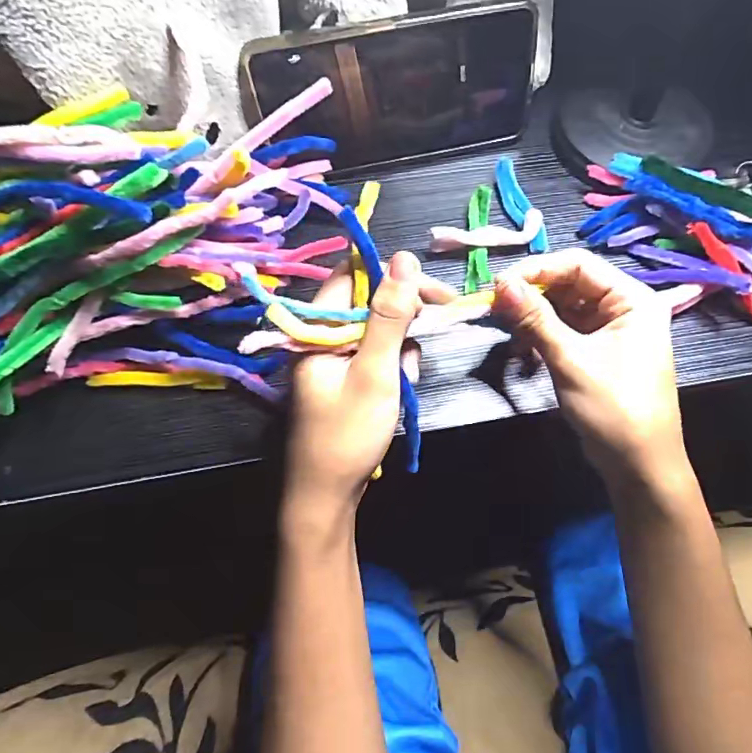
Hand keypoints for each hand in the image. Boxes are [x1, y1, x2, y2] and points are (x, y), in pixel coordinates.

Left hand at [285, 251, 455, 506]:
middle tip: (434, 332)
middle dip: (404, 317)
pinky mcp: (343, 376)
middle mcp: (321, 335)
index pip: (354, 275)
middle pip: (369, 301)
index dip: (395, 275)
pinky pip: (375, 355)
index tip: (433, 292)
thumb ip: (390, 316)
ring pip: (378, 329)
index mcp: (317, 327)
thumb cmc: (348, 434)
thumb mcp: (375, 371)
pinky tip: (399, 389)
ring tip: (404, 380)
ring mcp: (332, 357)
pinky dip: (393, 366)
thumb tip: (405, 258)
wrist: (327, 494)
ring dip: (401, 347)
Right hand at [492, 249, 686, 487]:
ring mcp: (610, 331)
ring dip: (533, 317)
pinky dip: (541, 336)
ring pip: (563, 308)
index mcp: (632, 299)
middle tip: (496, 306)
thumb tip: (502, 283)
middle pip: (570, 284)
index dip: (538, 269)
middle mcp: (624, 308)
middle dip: (532, 294)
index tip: (500, 284)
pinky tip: (521, 350)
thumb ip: (536, 318)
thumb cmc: (614, 408)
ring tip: (507, 330)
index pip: (579, 264)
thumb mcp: (570, 360)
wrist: (639, 465)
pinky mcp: (597, 352)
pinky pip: (564, 331)